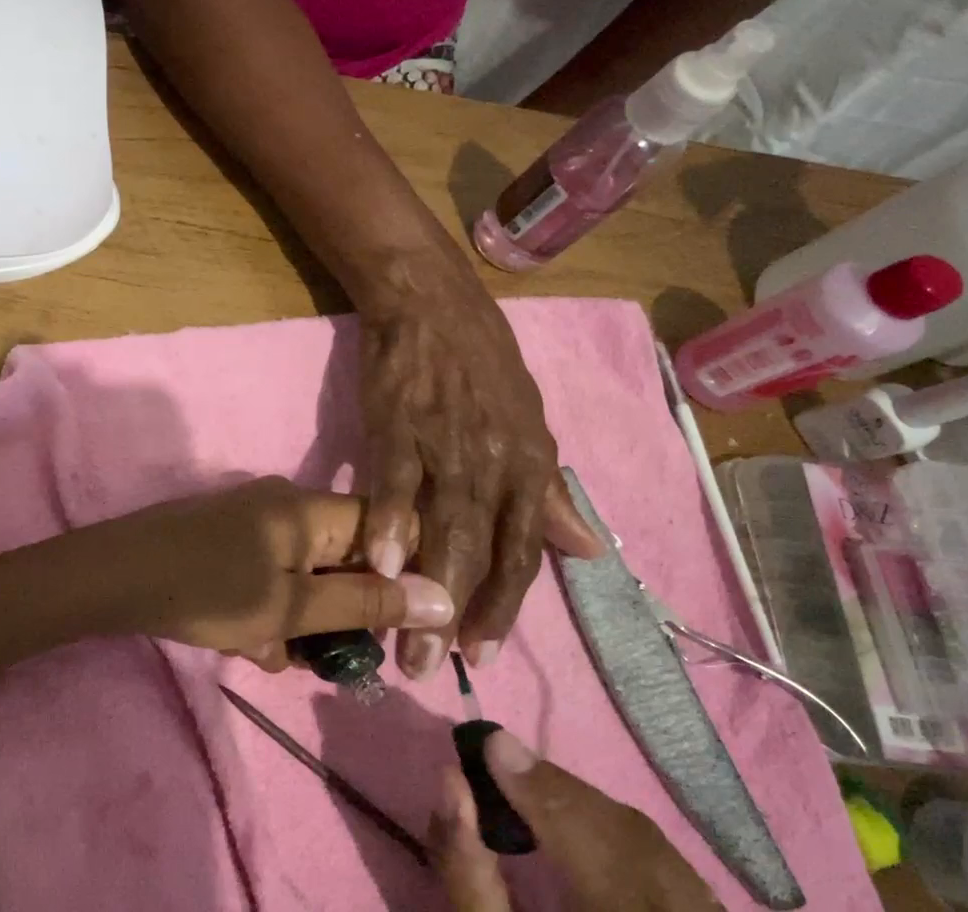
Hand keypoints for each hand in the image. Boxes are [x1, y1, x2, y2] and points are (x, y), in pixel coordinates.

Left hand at [85, 476, 455, 662]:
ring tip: (273, 651)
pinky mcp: (226, 544)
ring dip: (300, 621)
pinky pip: (270, 578)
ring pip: (306, 576)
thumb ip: (365, 603)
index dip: (410, 578)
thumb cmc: (205, 590)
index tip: (410, 632)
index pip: (390, 528)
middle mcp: (285, 505)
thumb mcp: (291, 607)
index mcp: (309, 508)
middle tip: (331, 655)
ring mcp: (252, 523)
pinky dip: (267, 612)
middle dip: (343, 612)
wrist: (110, 579)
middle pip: (348, 557)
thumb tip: (443, 597)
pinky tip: (246, 644)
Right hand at [350, 247, 604, 679]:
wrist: (431, 301)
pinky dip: (391, 520)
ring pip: (444, 526)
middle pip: (483, 550)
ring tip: (404, 638)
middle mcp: (497, 462)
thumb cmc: (477, 362)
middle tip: (433, 666)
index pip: (525, 549)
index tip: (483, 652)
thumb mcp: (527, 423)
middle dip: (460, 613)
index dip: (506, 604)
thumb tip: (587, 550)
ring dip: (427, 586)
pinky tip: (380, 562)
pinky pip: (397, 479)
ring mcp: (448, 442)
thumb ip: (548, 490)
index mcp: (529, 464)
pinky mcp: (400, 422)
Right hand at [428, 729, 720, 910]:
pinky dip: (615, 841)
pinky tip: (577, 839)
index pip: (598, 846)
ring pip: (654, 849)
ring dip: (586, 814)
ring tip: (527, 795)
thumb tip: (449, 781)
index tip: (489, 744)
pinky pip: (669, 868)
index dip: (543, 789)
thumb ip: (468, 869)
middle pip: (630, 839)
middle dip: (560, 795)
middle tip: (498, 765)